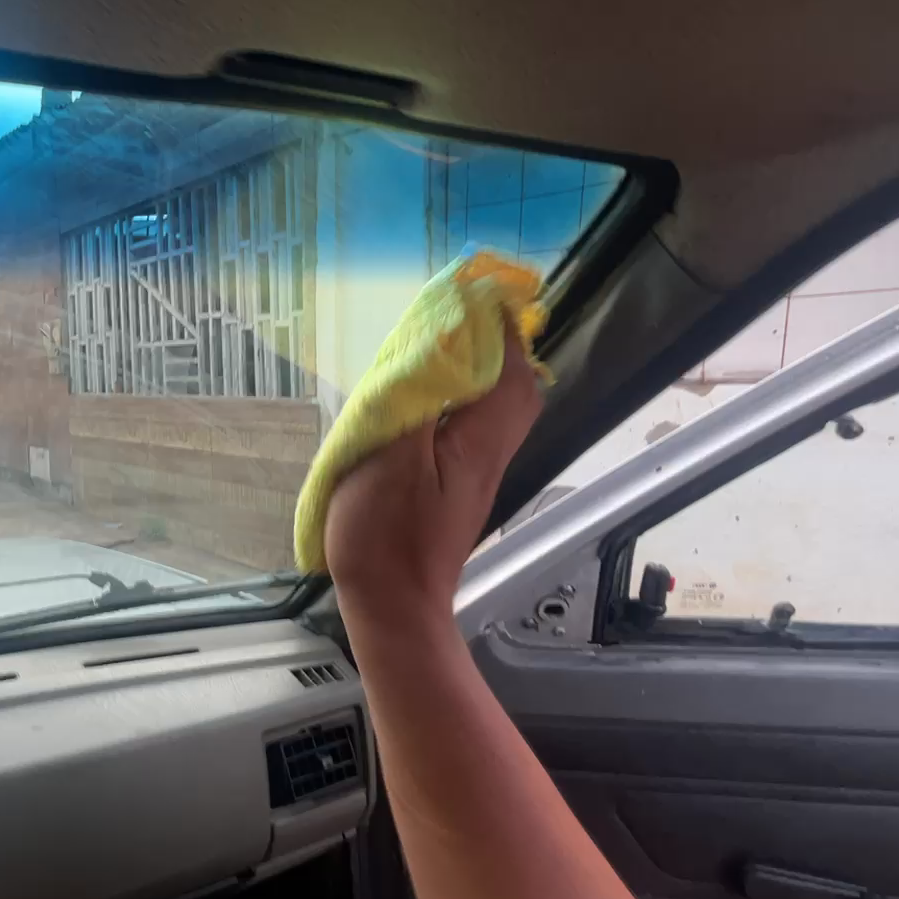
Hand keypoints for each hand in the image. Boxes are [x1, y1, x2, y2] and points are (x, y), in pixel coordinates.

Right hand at [323, 326, 542, 617]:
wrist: (393, 604)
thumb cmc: (385, 534)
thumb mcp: (391, 458)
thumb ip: (415, 401)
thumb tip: (435, 348)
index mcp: (480, 439)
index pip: (508, 367)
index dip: (496, 326)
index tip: (474, 295)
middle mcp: (490, 452)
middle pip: (514, 387)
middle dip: (495, 347)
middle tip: (459, 321)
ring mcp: (476, 473)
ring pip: (494, 408)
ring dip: (477, 372)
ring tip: (440, 350)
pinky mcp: (456, 488)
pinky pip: (471, 429)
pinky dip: (457, 402)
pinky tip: (425, 403)